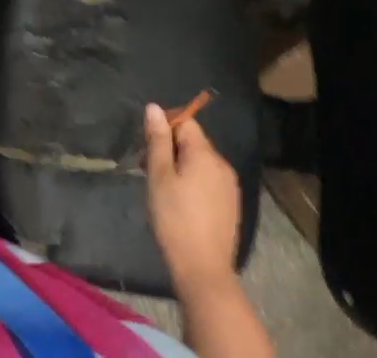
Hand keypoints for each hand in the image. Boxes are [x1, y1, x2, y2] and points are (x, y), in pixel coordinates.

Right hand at [144, 103, 241, 293]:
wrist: (203, 268)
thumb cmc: (175, 217)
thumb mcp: (159, 176)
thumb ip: (158, 140)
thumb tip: (154, 107)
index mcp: (205, 154)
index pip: (186, 122)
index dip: (164, 129)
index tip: (147, 149)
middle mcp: (222, 165)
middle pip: (193, 142)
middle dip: (169, 149)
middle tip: (147, 172)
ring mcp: (229, 187)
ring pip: (200, 163)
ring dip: (179, 167)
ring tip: (161, 190)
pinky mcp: (230, 205)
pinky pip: (208, 181)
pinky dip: (192, 183)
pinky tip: (179, 204)